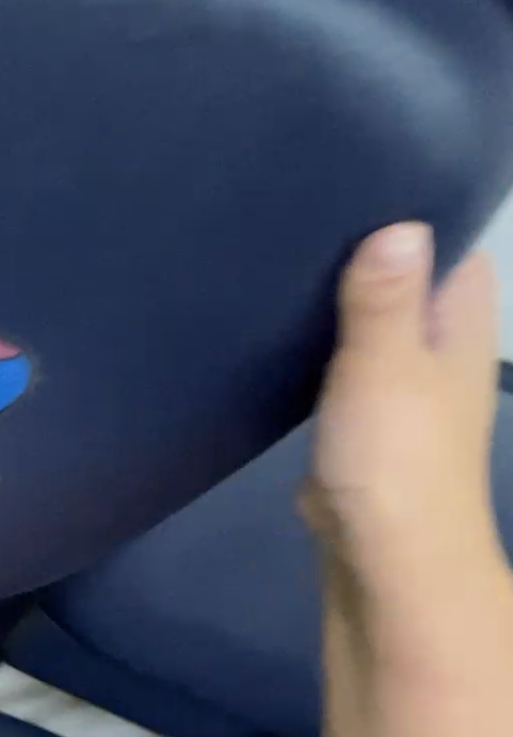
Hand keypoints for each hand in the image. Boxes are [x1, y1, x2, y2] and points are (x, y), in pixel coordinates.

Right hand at [304, 222, 502, 583]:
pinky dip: (317, 345)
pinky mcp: (362, 411)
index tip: (351, 199)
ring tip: (275, 277)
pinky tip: (275, 340)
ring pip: (373, 323)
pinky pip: (342, 360)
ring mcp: (401, 381)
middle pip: (408, 284)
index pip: (451, 252)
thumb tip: (398, 226)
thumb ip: (384, 304)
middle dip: (364, 260)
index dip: (415, 221)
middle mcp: (439, 346)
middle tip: (294, 232)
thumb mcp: (383, 369)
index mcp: (460, 325)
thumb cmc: (394, 450)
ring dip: (336, 305)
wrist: (383, 536)